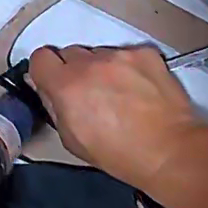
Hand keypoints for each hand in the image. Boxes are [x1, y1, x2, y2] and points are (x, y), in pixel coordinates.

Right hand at [27, 44, 207, 188]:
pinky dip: (128, 67)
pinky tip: (137, 89)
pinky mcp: (144, 54)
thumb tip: (50, 92)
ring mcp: (119, 56)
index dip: (45, 70)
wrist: (167, 150)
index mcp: (66, 87)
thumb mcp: (72, 140)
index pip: (40, 58)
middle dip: (74, 71)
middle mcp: (90, 65)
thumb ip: (55, 108)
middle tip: (87, 93)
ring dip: (102, 69)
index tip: (51, 78)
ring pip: (98, 54)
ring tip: (118, 95)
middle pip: (70, 53)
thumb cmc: (122, 153)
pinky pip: (126, 54)